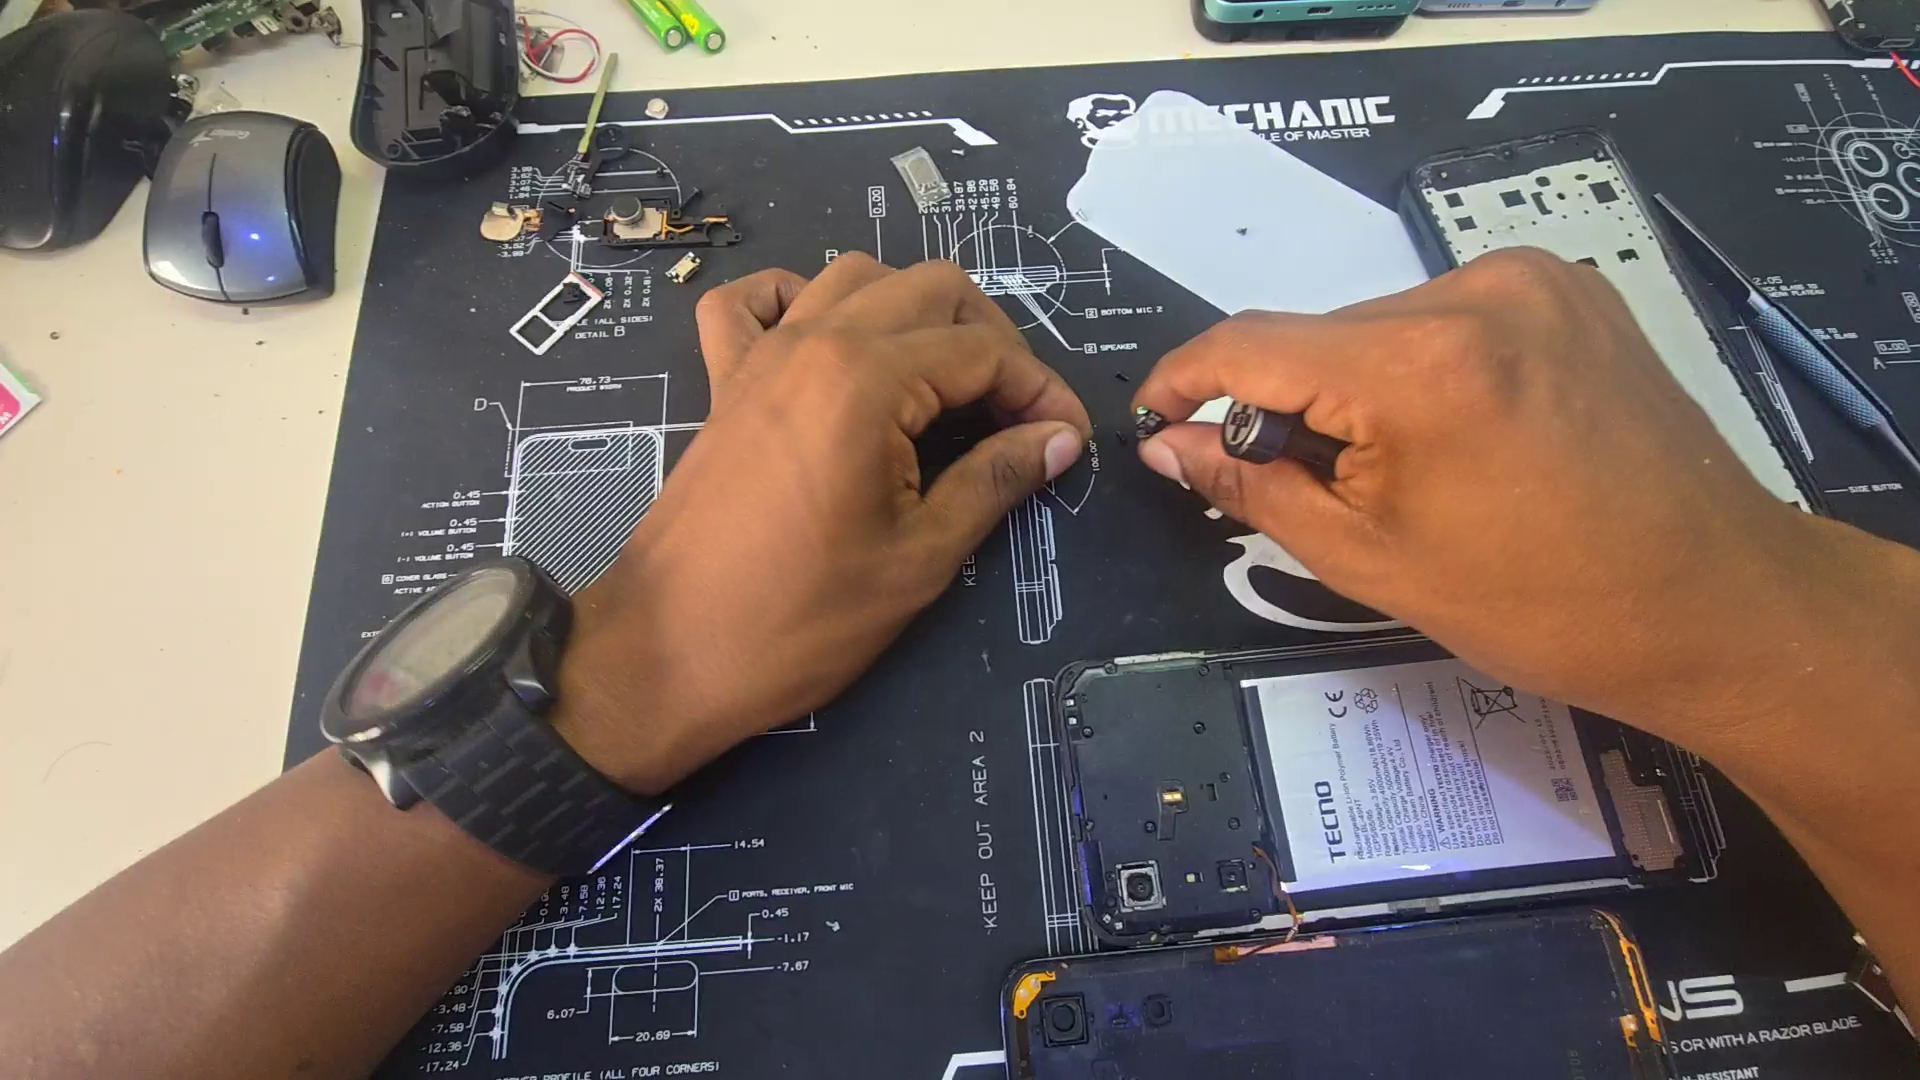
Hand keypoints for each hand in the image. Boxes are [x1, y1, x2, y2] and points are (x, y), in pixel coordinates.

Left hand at [555, 255, 1090, 793]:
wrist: (669, 655)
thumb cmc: (802, 619)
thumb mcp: (919, 558)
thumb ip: (995, 481)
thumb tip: (1058, 439)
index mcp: (867, 379)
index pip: (984, 352)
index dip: (1039, 391)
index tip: (1066, 440)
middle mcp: (815, 338)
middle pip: (932, 290)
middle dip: (993, 343)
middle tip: (1015, 415)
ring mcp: (761, 353)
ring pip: (857, 277)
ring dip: (916, 315)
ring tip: (941, 383)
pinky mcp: (725, 380)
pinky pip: (756, 302)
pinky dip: (801, 302)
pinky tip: (828, 345)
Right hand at [1133, 248, 1819, 731]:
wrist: (1713, 606)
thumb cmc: (1525, 602)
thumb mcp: (1356, 554)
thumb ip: (1245, 484)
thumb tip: (1165, 444)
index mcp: (1416, 364)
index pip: (1249, 345)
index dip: (1183, 378)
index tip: (1153, 415)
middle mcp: (1471, 291)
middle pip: (1310, 339)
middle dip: (1274, 406)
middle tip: (1291, 482)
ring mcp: (1525, 280)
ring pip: (1365, 330)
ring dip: (1337, 392)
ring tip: (1380, 469)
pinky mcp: (1559, 290)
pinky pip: (1426, 321)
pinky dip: (1396, 373)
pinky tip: (1435, 434)